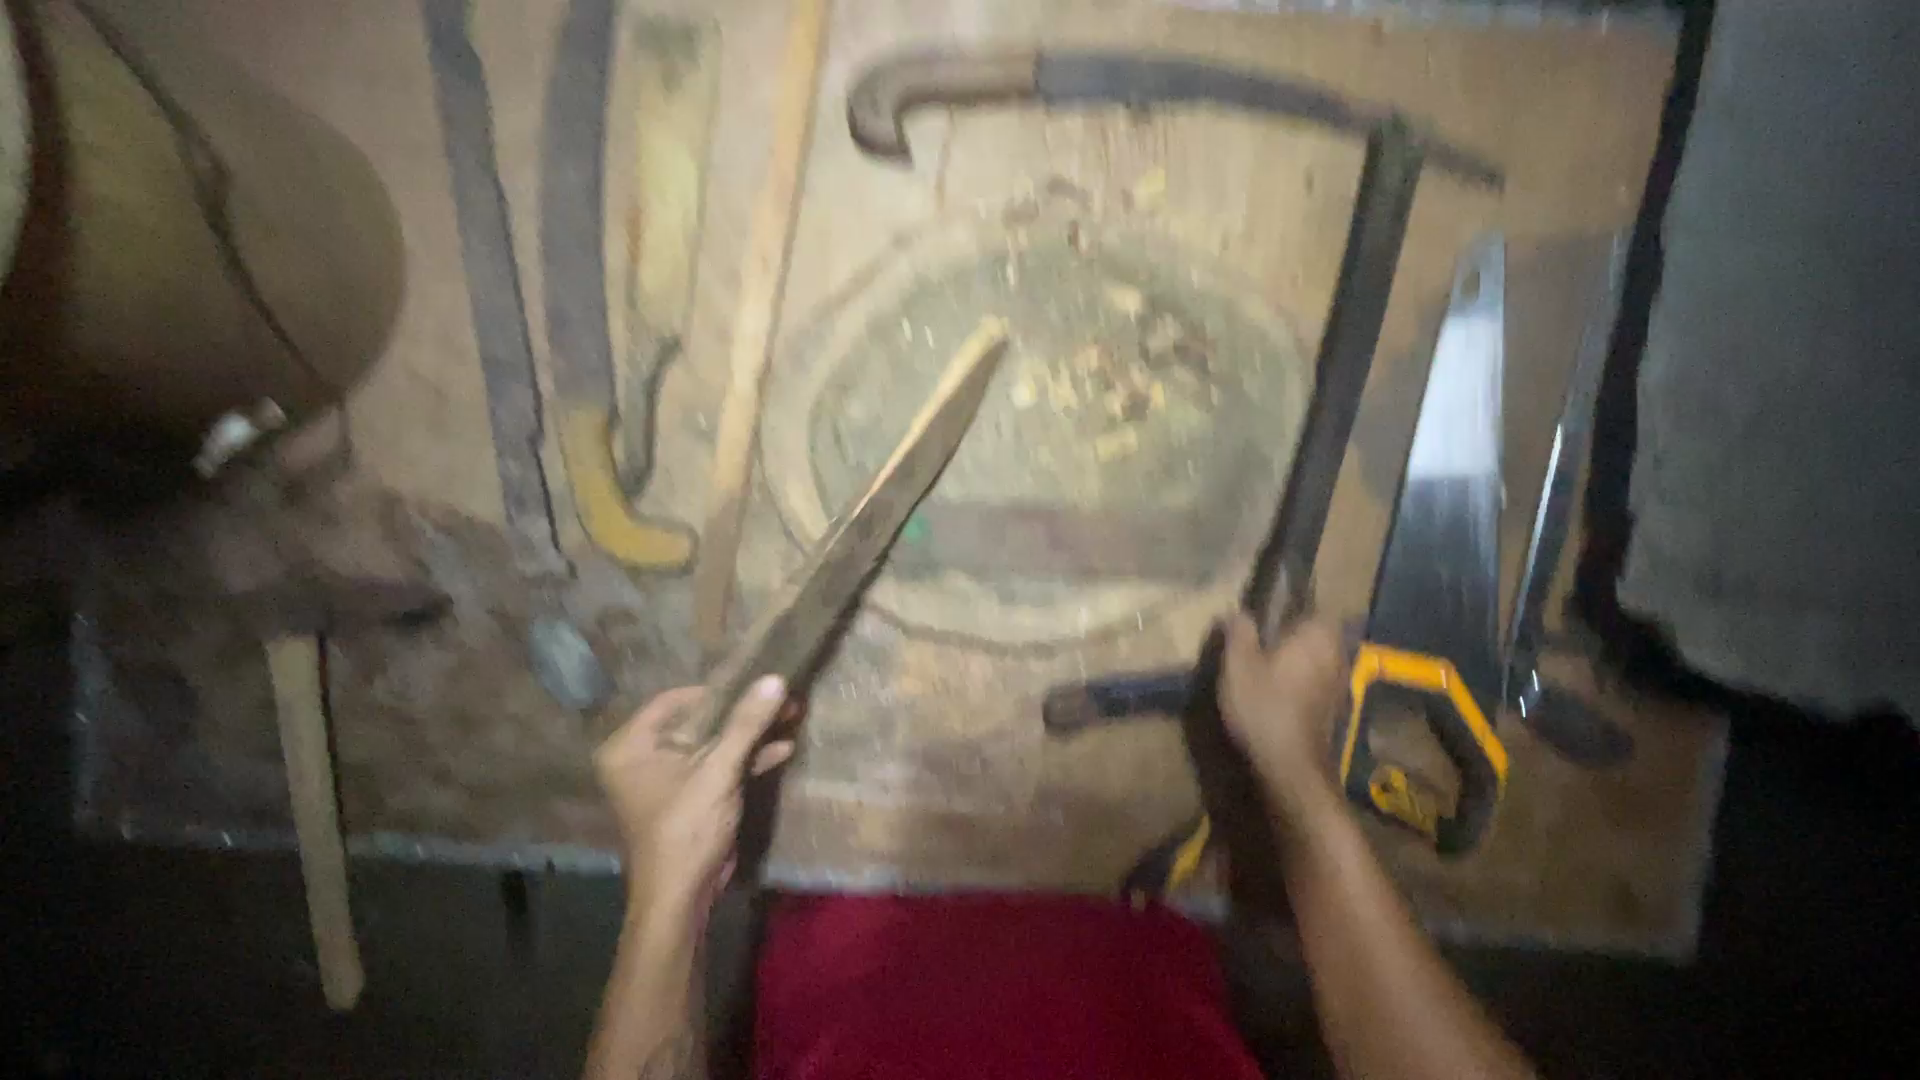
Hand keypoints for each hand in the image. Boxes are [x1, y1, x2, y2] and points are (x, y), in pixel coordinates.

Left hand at [593, 677, 796, 930]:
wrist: (682, 898)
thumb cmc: (686, 829)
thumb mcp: (718, 771)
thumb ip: (746, 724)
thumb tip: (775, 678)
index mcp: (630, 746)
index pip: (675, 700)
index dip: (716, 690)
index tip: (754, 681)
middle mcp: (642, 757)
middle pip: (698, 720)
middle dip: (741, 712)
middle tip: (780, 695)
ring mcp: (667, 778)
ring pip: (713, 742)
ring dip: (750, 733)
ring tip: (791, 715)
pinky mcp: (690, 795)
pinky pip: (718, 765)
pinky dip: (747, 758)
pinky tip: (782, 747)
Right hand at [1218, 613, 1348, 826]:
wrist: (1290, 765)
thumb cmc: (1264, 705)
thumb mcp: (1238, 663)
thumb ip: (1239, 631)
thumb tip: (1237, 611)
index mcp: (1318, 633)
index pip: (1309, 603)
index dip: (1285, 606)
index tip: (1262, 614)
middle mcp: (1337, 652)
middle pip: (1312, 631)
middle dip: (1289, 634)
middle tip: (1256, 642)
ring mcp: (1340, 680)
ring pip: (1315, 656)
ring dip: (1294, 658)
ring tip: (1262, 668)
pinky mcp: (1335, 705)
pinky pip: (1315, 680)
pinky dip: (1299, 681)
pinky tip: (1276, 693)